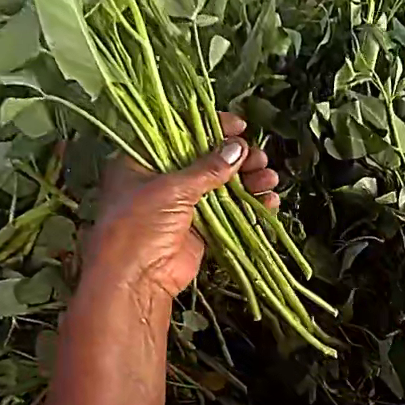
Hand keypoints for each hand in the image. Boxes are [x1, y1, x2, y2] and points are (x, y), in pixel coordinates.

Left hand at [83, 112, 281, 311]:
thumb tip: (237, 148)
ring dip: (249, 181)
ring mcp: (183, 205)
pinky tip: (269, 201)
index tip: (240, 126)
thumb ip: (207, 168)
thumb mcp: (171, 188)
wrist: (135, 278)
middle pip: (207, 159)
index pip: (180, 132)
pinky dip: (250, 205)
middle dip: (237, 158)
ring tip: (269, 179)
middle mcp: (163, 179)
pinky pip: (230, 212)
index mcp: (143, 160)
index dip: (211, 126)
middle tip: (259, 158)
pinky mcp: (201, 229)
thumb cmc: (139, 224)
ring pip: (223, 186)